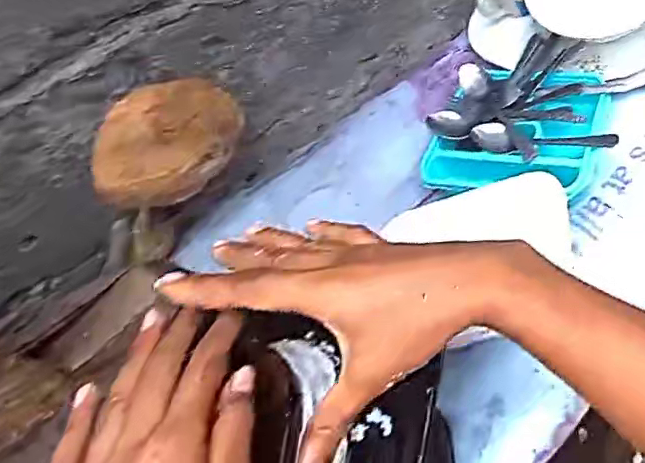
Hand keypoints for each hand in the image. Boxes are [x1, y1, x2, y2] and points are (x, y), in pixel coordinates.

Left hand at [54, 306, 253, 462]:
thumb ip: (236, 433)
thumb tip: (244, 375)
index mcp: (176, 438)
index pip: (203, 370)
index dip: (220, 334)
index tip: (235, 308)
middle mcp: (133, 440)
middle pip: (159, 373)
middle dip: (179, 332)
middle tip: (193, 299)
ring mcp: (94, 462)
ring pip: (118, 396)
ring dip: (137, 355)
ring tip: (152, 318)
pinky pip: (71, 443)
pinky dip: (81, 413)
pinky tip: (87, 389)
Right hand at [158, 221, 526, 462]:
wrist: (471, 277)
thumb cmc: (418, 321)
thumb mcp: (370, 374)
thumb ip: (332, 419)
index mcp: (320, 289)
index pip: (252, 289)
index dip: (208, 288)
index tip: (172, 280)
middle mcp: (334, 262)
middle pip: (276, 259)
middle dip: (239, 259)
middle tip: (207, 251)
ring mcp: (360, 250)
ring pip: (306, 243)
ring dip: (276, 240)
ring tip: (249, 233)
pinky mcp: (383, 247)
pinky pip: (343, 234)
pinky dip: (324, 230)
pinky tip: (317, 225)